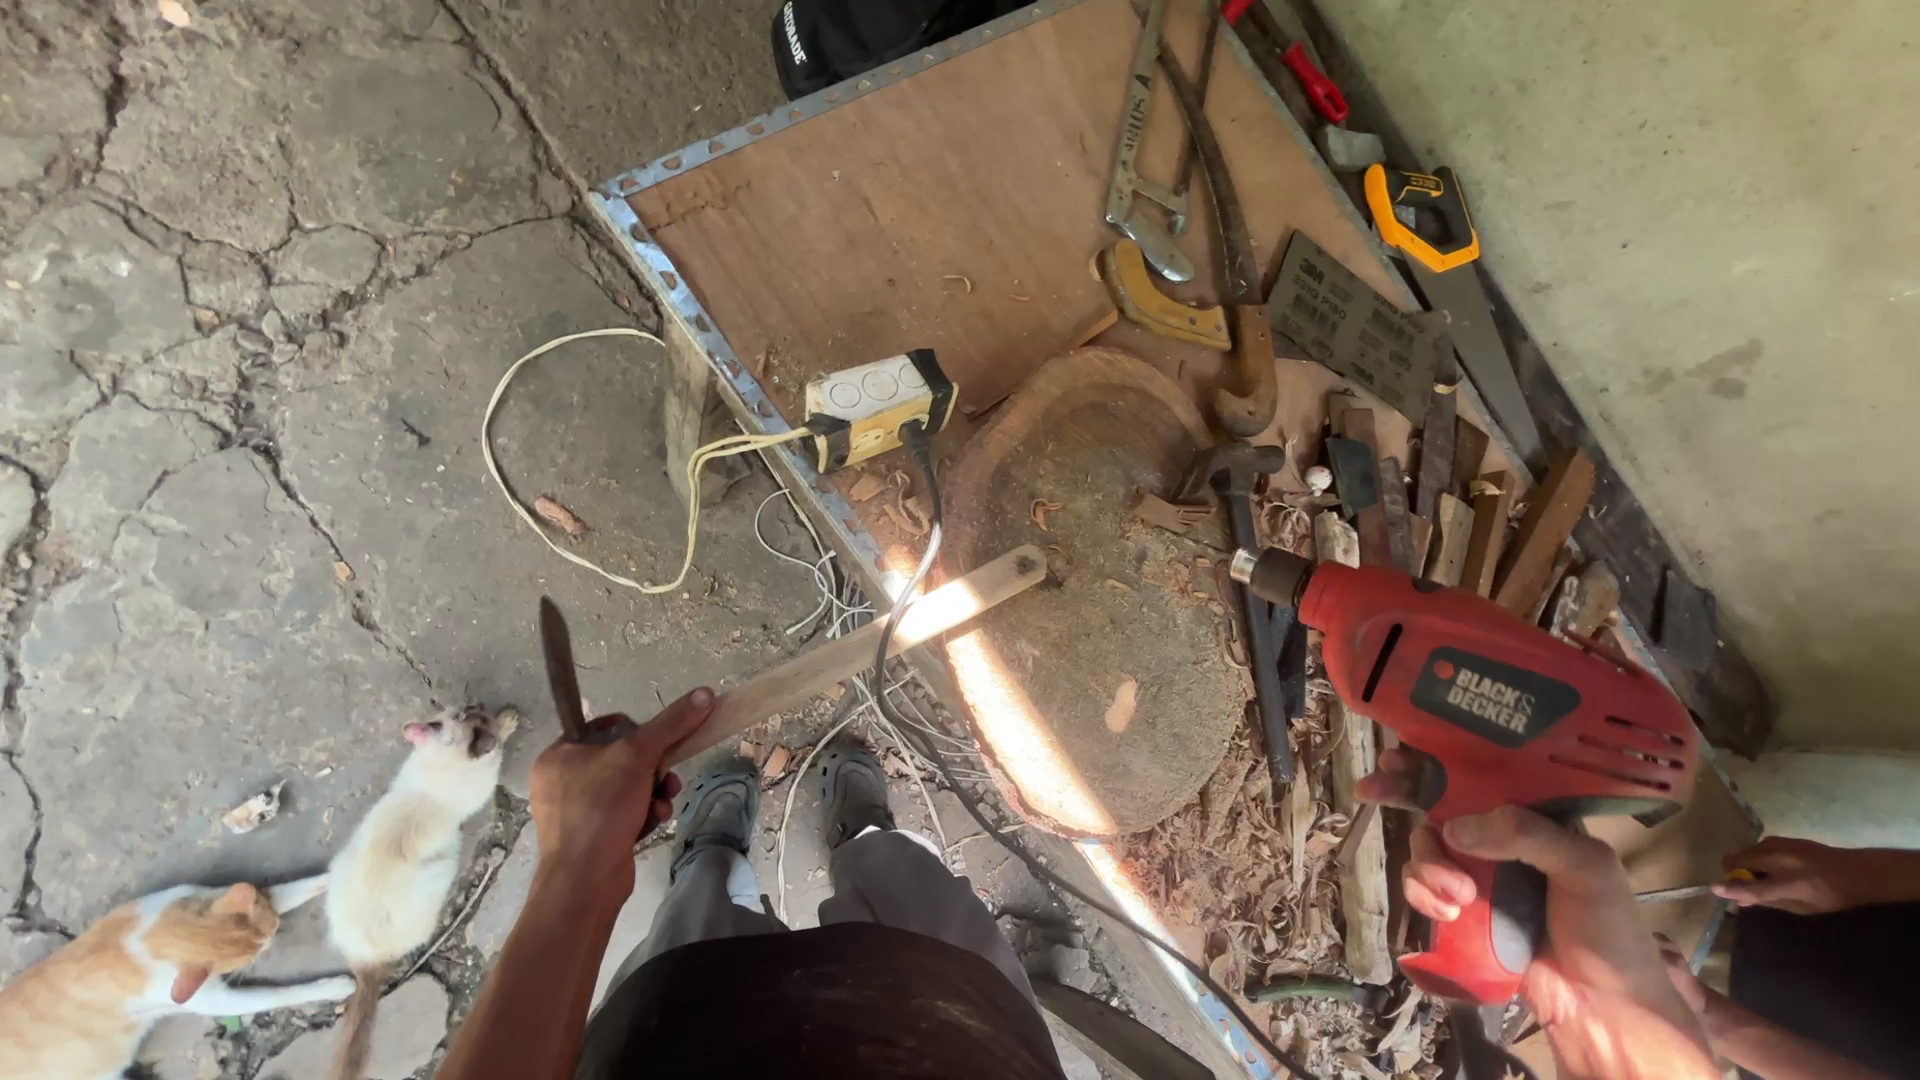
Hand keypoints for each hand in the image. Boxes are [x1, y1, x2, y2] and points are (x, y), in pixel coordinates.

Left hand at [527, 687, 713, 905]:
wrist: (585, 882)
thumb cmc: (601, 809)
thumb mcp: (639, 756)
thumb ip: (672, 723)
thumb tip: (705, 693)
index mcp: (559, 755)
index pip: (607, 726)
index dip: (637, 731)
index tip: (656, 744)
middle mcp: (562, 780)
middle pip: (624, 757)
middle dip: (654, 768)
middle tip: (667, 776)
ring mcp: (576, 811)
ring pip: (630, 785)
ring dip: (655, 791)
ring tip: (663, 801)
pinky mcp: (592, 834)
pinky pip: (626, 811)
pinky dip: (645, 813)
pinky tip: (654, 821)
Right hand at [1359, 751, 1716, 1079]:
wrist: (1603, 1009)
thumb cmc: (1608, 931)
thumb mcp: (1587, 868)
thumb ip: (1525, 834)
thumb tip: (1450, 830)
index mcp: (1531, 817)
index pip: (1479, 775)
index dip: (1437, 760)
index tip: (1400, 757)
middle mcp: (1496, 837)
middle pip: (1436, 802)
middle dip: (1400, 793)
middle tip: (1371, 791)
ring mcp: (1473, 871)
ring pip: (1424, 844)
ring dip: (1429, 865)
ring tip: (1457, 896)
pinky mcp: (1456, 906)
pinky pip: (1419, 884)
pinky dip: (1424, 895)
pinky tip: (1447, 913)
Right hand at [1712, 836, 1915, 913]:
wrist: (1859, 871)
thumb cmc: (1833, 896)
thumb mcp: (1806, 908)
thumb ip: (1771, 902)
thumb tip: (1739, 902)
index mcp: (1793, 884)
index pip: (1755, 888)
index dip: (1732, 888)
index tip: (1714, 888)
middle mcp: (1782, 862)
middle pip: (1738, 861)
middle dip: (1732, 870)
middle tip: (1740, 879)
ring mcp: (1780, 846)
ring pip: (1744, 852)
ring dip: (1745, 863)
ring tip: (1761, 872)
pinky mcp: (1779, 838)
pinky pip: (1756, 847)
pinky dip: (1757, 856)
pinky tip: (1774, 863)